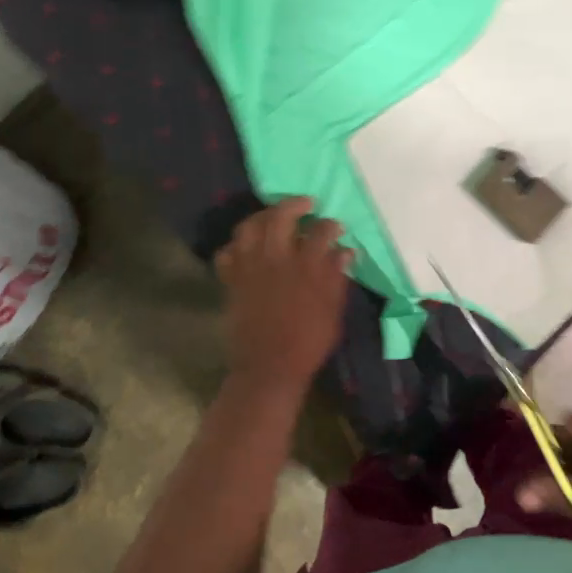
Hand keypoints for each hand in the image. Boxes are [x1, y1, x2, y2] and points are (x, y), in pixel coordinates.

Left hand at [214, 197, 353, 389]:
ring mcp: (249, 267)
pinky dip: (236, 245)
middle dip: (295, 204)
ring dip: (262, 217)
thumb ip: (337, 277)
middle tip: (306, 204)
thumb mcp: (333, 310)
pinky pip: (227, 252)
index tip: (336, 226)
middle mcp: (275, 258)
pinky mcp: (232, 280)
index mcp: (305, 266)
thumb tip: (344, 251)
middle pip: (281, 216)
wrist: (268, 368)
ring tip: (273, 217)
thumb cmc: (308, 342)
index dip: (330, 225)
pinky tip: (247, 247)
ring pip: (249, 227)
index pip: (320, 231)